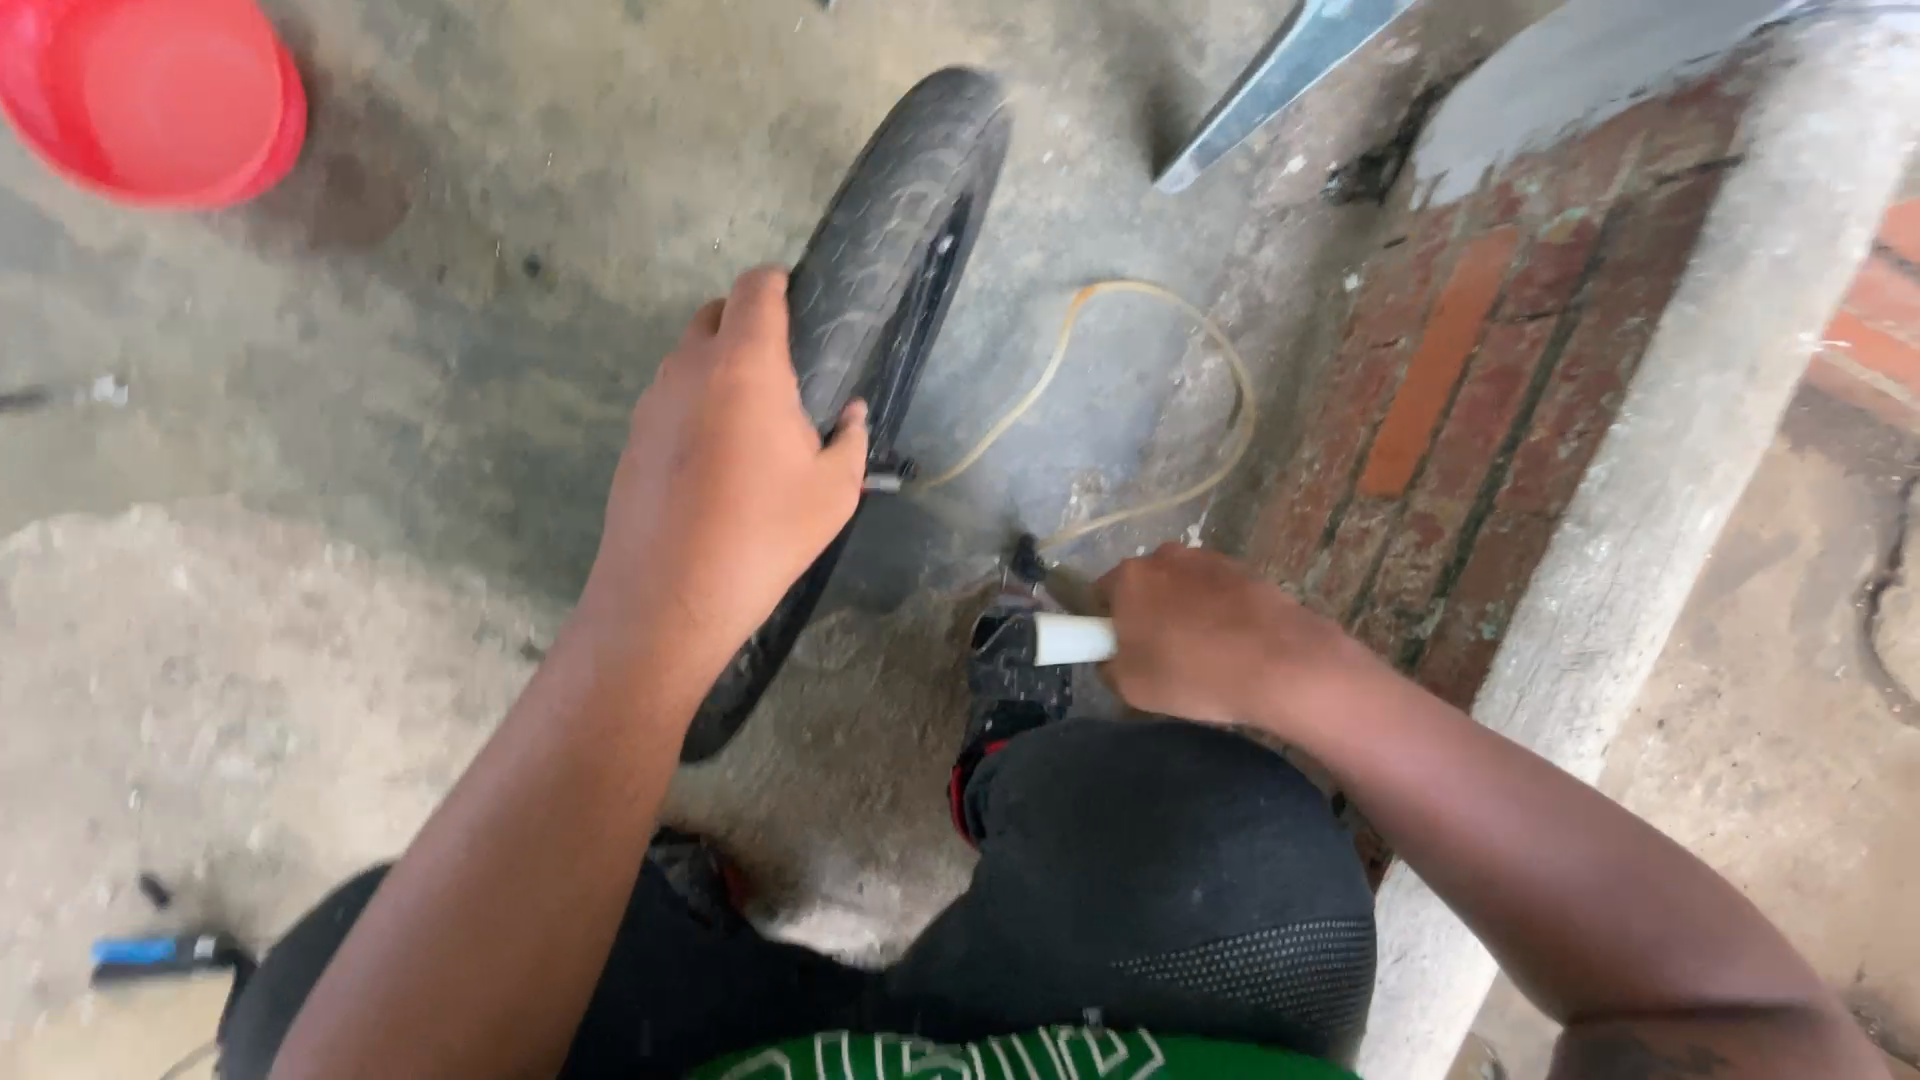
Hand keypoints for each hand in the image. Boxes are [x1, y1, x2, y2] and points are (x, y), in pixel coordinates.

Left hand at [577, 266, 867, 690]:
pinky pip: (671, 401)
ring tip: (751, 425)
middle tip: (783, 374)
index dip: (779, 284)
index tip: (800, 306)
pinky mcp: (632, 439)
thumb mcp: (835, 491)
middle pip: (714, 314)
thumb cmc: (766, 533)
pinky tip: (715, 464)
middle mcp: (690, 369)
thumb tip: (851, 415)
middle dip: (748, 325)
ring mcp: (652, 403)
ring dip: (719, 369)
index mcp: (746, 365)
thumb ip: (851, 439)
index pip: (755, 288)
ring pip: (688, 360)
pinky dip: (696, 407)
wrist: (671, 596)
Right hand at [1095, 544, 1383, 735]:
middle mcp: (1164, 556)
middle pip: (1142, 586)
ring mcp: (1209, 560)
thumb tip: (1113, 656)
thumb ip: (1108, 666)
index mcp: (1128, 577)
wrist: (1283, 666)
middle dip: (1146, 614)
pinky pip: (1216, 593)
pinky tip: (1234, 646)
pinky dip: (1218, 613)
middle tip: (1161, 656)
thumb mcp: (1129, 687)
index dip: (1106, 625)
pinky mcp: (1246, 570)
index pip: (1098, 595)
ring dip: (1184, 612)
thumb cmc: (1193, 674)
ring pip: (1181, 588)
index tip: (1122, 651)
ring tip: (1205, 654)